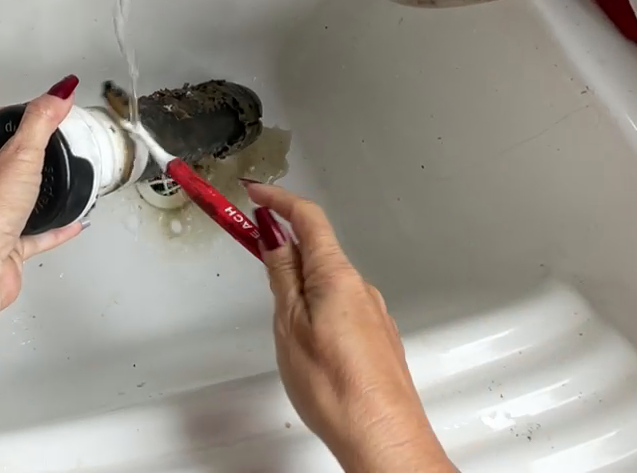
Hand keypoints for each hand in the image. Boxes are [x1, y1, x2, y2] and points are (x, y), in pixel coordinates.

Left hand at [0, 76, 86, 320]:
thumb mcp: (18, 156)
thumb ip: (41, 121)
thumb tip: (60, 90)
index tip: (16, 111)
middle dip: (13, 153)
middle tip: (39, 140)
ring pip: (12, 199)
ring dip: (33, 190)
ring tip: (57, 176)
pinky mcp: (4, 249)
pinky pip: (33, 234)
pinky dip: (53, 227)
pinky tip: (72, 221)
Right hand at [245, 181, 454, 472]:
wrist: (386, 446)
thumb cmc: (336, 388)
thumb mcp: (290, 323)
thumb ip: (282, 274)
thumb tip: (272, 234)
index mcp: (336, 275)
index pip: (307, 216)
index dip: (278, 198)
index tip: (253, 191)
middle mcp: (360, 287)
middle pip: (317, 246)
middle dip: (283, 242)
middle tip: (250, 245)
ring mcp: (373, 314)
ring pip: (328, 278)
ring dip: (299, 277)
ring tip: (276, 310)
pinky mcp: (377, 340)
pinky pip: (341, 302)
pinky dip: (316, 300)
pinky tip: (306, 335)